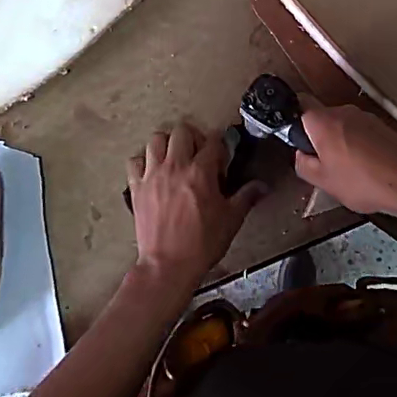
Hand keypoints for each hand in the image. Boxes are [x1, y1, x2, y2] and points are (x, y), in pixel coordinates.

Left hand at [127, 122, 265, 288]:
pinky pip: (134, 162)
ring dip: (168, 144)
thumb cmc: (201, 243)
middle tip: (199, 153)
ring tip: (176, 157)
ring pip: (156, 140)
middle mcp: (175, 167)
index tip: (222, 157)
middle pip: (182, 131)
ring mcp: (153, 176)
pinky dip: (143, 161)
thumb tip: (262, 187)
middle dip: (194, 137)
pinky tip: (153, 171)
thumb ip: (247, 197)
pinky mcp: (137, 188)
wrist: (168, 266)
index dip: (220, 146)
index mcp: (201, 172)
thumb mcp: (231, 219)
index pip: (213, 141)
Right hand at [293, 106, 396, 222]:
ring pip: (344, 127)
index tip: (292, 131)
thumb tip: (301, 157)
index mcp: (324, 121)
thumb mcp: (322, 181)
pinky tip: (365, 172)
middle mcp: (346, 113)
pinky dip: (360, 149)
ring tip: (347, 173)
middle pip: (323, 118)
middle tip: (320, 163)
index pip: (300, 103)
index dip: (292, 116)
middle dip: (319, 138)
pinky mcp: (384, 128)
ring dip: (341, 144)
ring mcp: (367, 119)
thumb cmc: (367, 181)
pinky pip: (363, 135)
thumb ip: (303, 164)